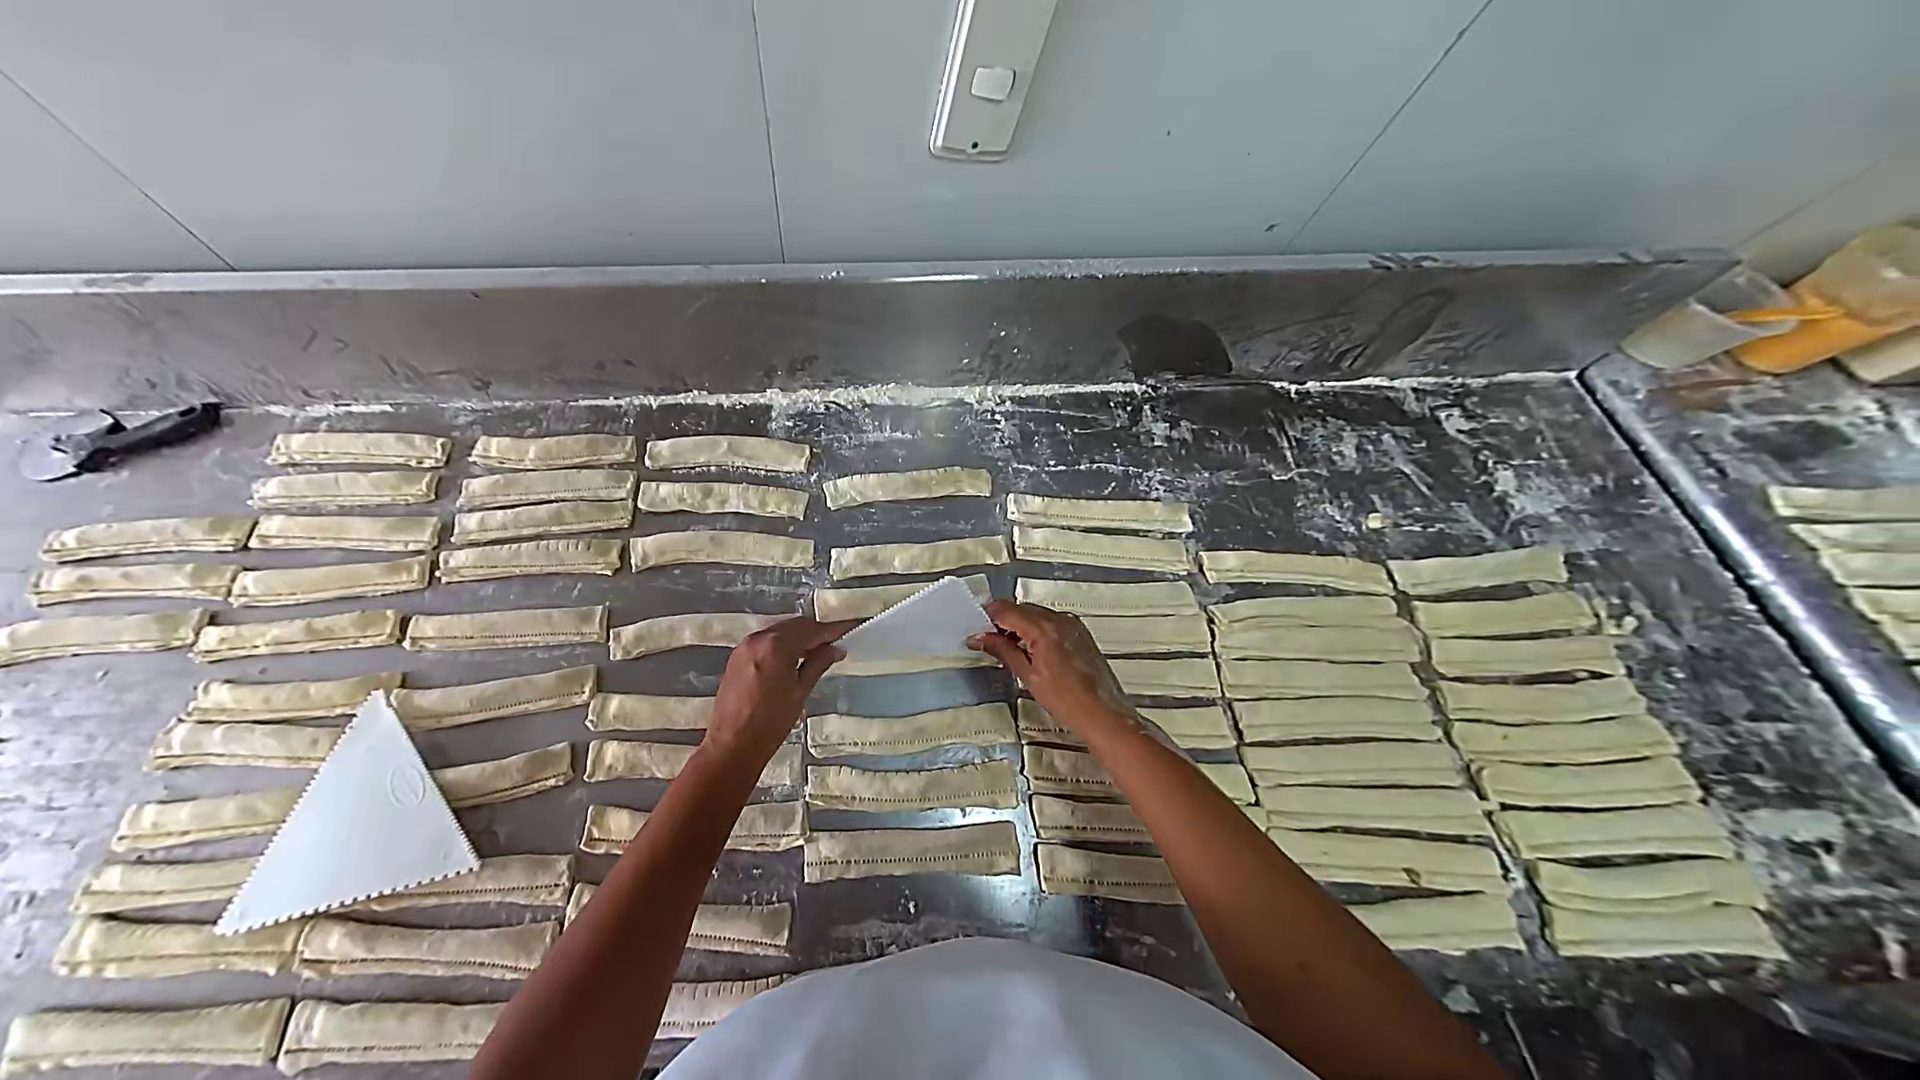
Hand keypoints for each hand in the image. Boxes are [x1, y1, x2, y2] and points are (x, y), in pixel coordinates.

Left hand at [707, 617, 856, 759]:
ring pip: (779, 632)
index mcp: (776, 646)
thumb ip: (818, 664)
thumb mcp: (800, 692)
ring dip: (799, 638)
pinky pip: (766, 641)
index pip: (811, 630)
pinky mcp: (737, 657)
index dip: (833, 630)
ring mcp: (744, 647)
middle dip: (816, 632)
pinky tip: (794, 658)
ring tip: (818, 651)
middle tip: (836, 642)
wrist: (732, 745)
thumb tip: (835, 650)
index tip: (849, 629)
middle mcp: (758, 639)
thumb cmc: (770, 723)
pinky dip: (782, 644)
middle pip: (794, 626)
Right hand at [968, 600, 1136, 736]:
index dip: (989, 617)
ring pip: (1036, 613)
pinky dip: (1037, 629)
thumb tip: (982, 639)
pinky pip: (1051, 621)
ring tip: (1009, 648)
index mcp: (1045, 629)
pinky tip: (1031, 650)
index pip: (1007, 610)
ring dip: (1019, 625)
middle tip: (988, 640)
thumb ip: (1002, 650)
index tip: (979, 628)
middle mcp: (1061, 621)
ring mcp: (1072, 624)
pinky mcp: (1079, 631)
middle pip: (1021, 609)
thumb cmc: (1071, 701)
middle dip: (1002, 622)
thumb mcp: (1028, 676)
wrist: (1101, 713)